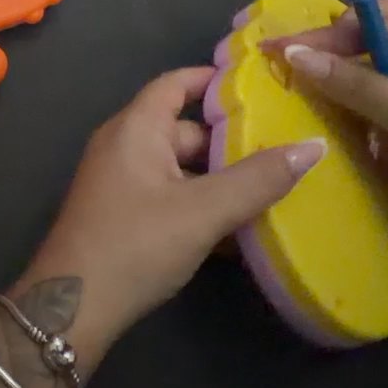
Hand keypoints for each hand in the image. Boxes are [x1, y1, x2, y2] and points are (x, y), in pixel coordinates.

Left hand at [13, 68, 325, 373]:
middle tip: (280, 149)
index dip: (212, 80)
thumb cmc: (135, 243)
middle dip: (228, 141)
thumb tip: (313, 146)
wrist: (73, 307)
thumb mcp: (203, 211)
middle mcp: (124, 144)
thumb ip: (258, 180)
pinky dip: (199, 204)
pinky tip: (237, 232)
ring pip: (179, 168)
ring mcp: (120, 181)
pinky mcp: (122, 213)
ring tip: (271, 191)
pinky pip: (168, 194)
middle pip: (183, 129)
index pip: (175, 84)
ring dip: (218, 180)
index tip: (257, 86)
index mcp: (136, 127)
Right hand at [270, 0, 387, 271]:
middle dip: (337, 46)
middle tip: (294, 60)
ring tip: (298, 88)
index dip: (332, 32)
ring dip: (341, 79)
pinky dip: (352, 110)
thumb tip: (292, 50)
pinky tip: (325, 119)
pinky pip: (377, 108)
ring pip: (375, 74)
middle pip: (379, 39)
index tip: (284, 49)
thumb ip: (355, 84)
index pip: (382, 22)